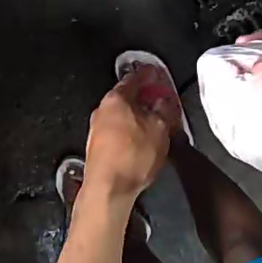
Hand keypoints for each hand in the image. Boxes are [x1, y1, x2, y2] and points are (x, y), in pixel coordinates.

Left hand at [82, 67, 175, 199]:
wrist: (108, 190)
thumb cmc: (132, 156)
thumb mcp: (160, 129)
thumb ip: (164, 110)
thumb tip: (164, 101)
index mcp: (115, 99)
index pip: (134, 78)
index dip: (149, 74)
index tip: (156, 72)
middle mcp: (102, 111)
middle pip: (126, 96)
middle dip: (145, 97)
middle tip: (161, 99)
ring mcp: (97, 130)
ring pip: (122, 114)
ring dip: (139, 114)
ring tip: (157, 122)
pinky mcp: (98, 147)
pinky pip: (118, 129)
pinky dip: (132, 128)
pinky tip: (144, 139)